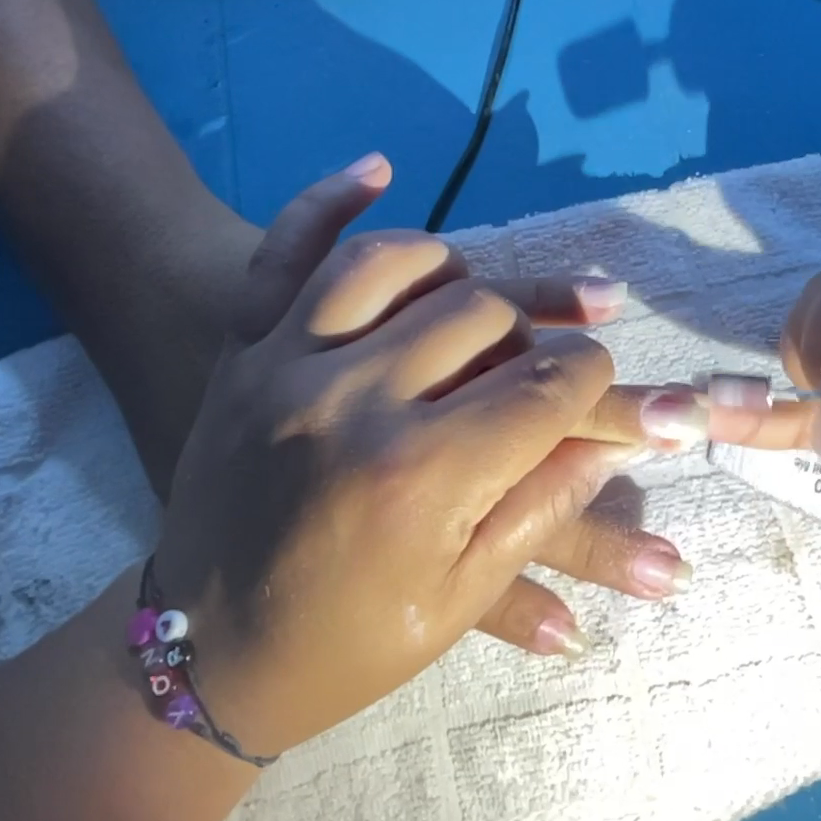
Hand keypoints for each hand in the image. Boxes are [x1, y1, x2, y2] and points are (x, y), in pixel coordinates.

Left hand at [152, 154, 638, 754]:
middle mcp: (355, 399)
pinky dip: (328, 200)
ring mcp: (288, 361)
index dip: (595, 379)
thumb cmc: (344, 644)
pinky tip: (379, 167)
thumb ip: (541, 507)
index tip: (604, 385)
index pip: (545, 385)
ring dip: (457, 269)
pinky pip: (284, 252)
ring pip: (397, 263)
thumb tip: (616, 438)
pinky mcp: (243, 351)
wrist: (204, 652)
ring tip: (486, 296)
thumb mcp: (456, 600)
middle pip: (482, 314)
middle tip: (548, 361)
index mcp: (419, 476)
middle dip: (537, 333)